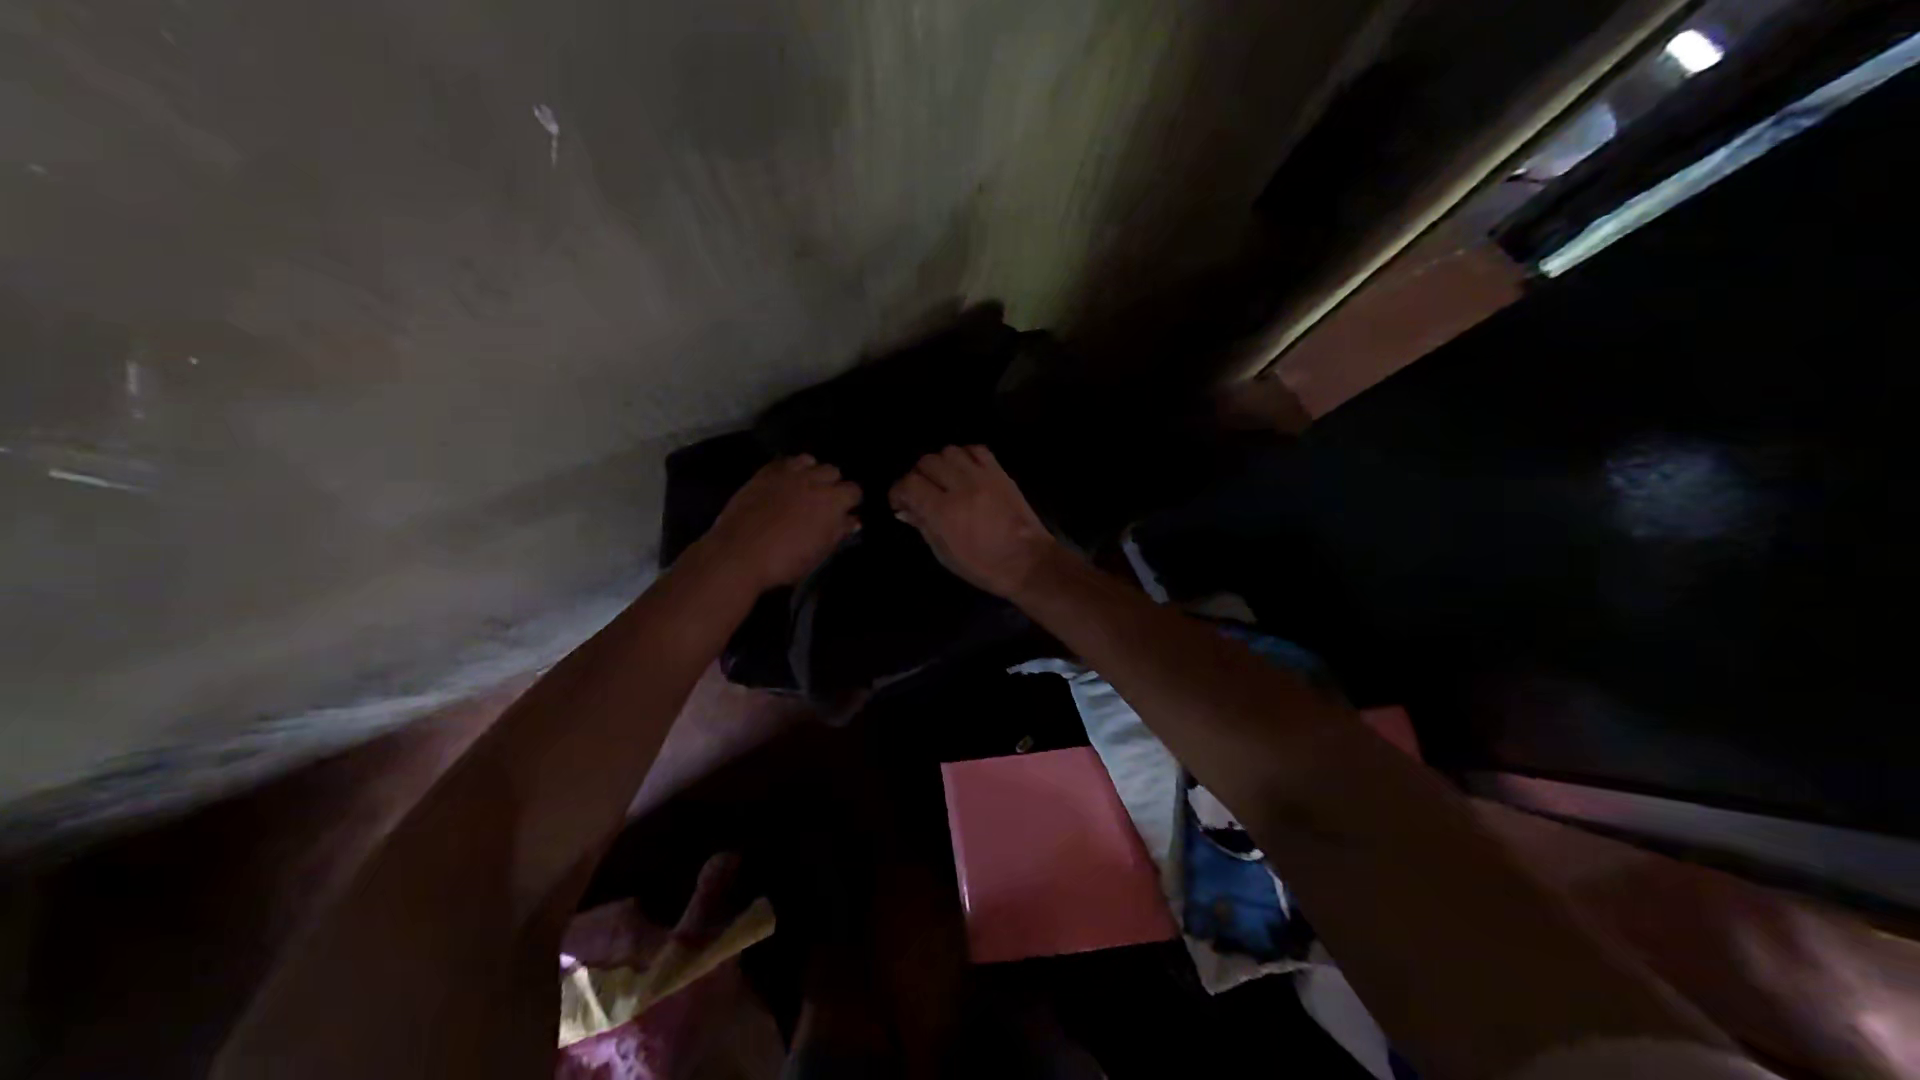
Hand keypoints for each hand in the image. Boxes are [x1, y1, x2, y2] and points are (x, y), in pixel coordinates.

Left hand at [700, 455, 861, 590]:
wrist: (739, 553)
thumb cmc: (785, 561)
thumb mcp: (820, 552)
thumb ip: (839, 532)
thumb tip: (853, 520)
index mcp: (832, 501)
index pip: (854, 491)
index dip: (851, 503)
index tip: (845, 514)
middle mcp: (813, 480)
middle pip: (833, 471)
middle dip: (833, 484)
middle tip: (823, 503)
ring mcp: (787, 473)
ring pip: (810, 461)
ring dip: (811, 472)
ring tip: (804, 489)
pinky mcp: (764, 473)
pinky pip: (784, 461)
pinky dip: (789, 469)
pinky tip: (783, 484)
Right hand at [889, 445, 1064, 599]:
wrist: (1028, 563)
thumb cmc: (983, 567)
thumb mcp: (945, 554)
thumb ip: (923, 525)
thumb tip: (905, 508)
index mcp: (944, 513)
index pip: (909, 484)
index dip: (898, 491)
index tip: (900, 501)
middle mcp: (961, 488)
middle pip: (926, 462)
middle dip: (918, 476)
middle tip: (921, 492)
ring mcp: (983, 477)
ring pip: (949, 451)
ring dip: (940, 464)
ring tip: (944, 480)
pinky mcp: (1000, 473)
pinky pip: (976, 449)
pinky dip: (965, 456)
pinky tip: (964, 471)